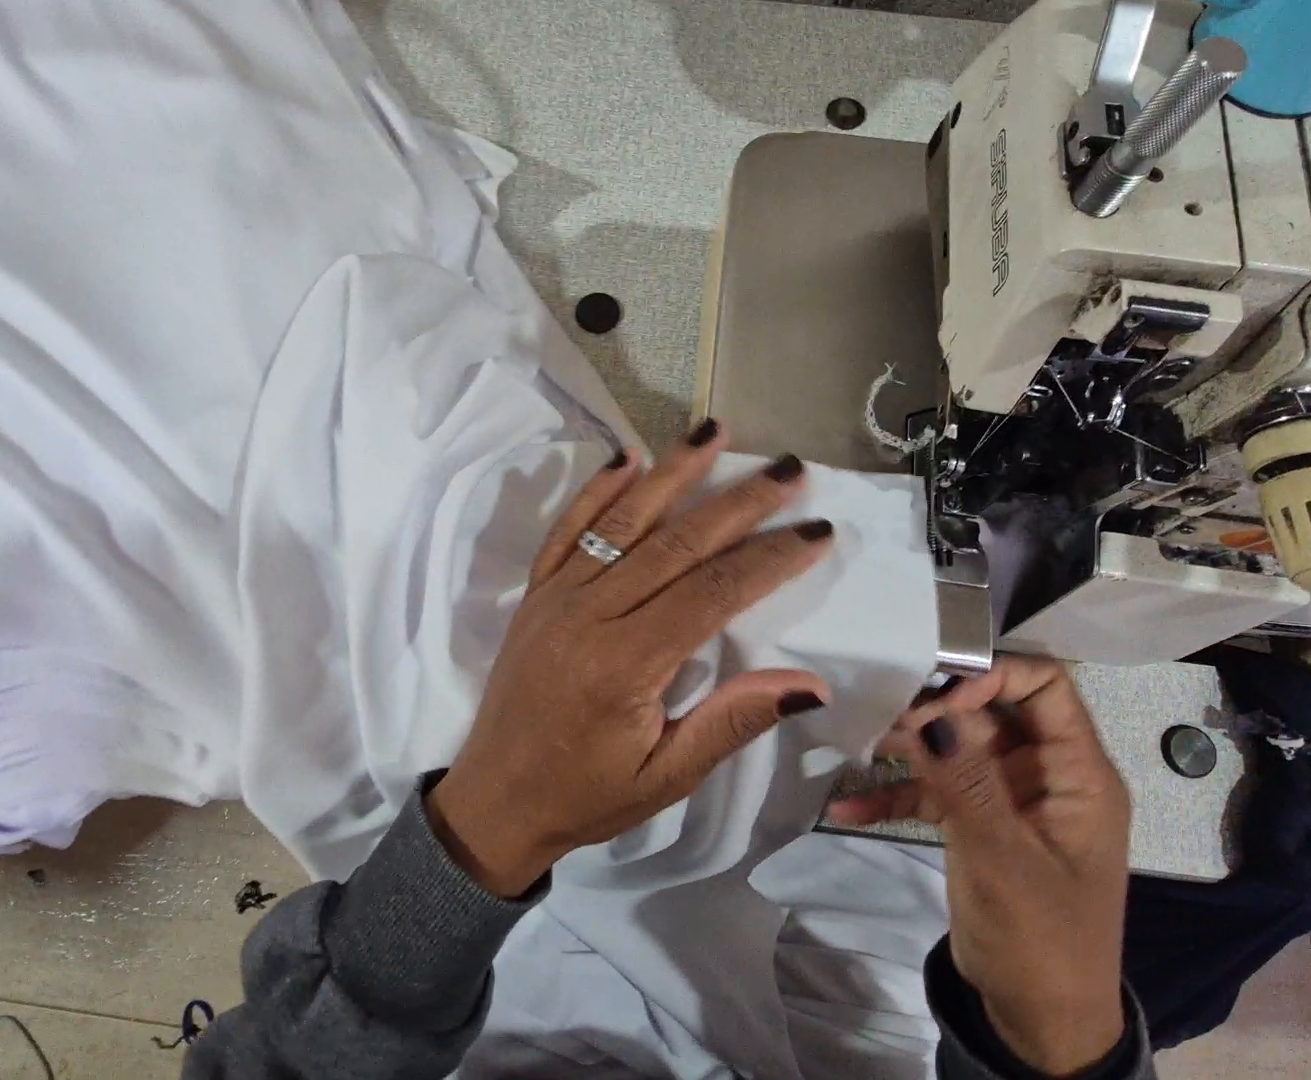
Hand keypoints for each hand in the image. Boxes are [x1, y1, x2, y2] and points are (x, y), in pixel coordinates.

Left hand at [427, 420, 835, 897]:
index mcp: (626, 665)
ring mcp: (554, 598)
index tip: (815, 529)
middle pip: (674, 544)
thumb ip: (731, 723)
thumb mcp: (665, 778)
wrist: (494, 799)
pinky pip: (566, 531)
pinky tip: (628, 457)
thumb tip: (811, 684)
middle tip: (788, 470)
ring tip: (715, 431)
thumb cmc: (585, 796)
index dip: (768, 558)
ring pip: (621, 522)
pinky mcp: (533, 595)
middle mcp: (587, 617)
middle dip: (737, 503)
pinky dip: (597, 491)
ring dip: (671, 473)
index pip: (712, 592)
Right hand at [828, 657, 1130, 1076]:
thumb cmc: (1040, 938)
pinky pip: (933, 793)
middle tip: (877, 712)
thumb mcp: (1002, 857)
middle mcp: (1043, 775)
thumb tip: (931, 709)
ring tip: (856, 744)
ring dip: (907, 747)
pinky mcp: (975, 823)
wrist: (1039, 1019)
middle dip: (933, 707)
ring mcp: (1006, 799)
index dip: (991, 677)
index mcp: (1076, 774)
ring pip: (955, 747)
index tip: (934, 698)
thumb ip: (965, 779)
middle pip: (988, 711)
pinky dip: (895, 797)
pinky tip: (847, 807)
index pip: (1044, 687)